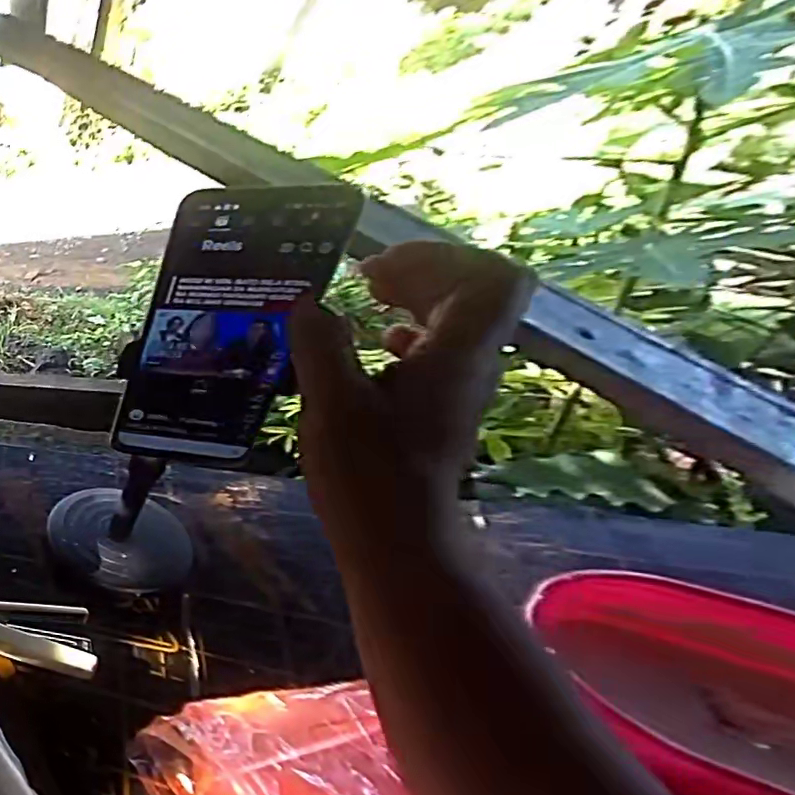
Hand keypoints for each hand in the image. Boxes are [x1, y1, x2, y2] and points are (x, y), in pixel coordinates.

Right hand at [288, 241, 533, 558]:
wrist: (395, 536)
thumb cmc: (367, 473)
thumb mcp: (332, 405)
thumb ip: (321, 347)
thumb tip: (308, 303)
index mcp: (453, 358)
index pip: (486, 279)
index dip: (435, 259)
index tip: (373, 267)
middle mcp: (466, 366)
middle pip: (475, 292)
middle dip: (423, 271)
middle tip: (364, 275)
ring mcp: (453, 387)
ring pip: (455, 319)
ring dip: (414, 297)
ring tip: (364, 296)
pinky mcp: (432, 407)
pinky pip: (434, 349)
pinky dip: (405, 330)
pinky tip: (372, 341)